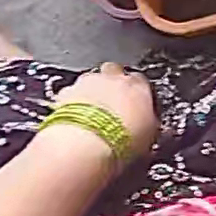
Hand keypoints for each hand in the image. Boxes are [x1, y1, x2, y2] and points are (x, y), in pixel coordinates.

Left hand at [40, 63, 157, 168]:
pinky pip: (70, 93)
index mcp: (139, 86)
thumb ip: (149, 125)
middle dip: (113, 84)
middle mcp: (113, 78)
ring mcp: (87, 83)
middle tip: (113, 106)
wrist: (88, 144)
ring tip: (93, 117)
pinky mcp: (65, 93)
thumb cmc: (122, 140)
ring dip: (92, 93)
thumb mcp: (149, 137)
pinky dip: (72, 104)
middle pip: (114, 72)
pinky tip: (75, 121)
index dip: (137, 94)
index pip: (141, 81)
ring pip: (91, 80)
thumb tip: (151, 129)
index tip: (135, 106)